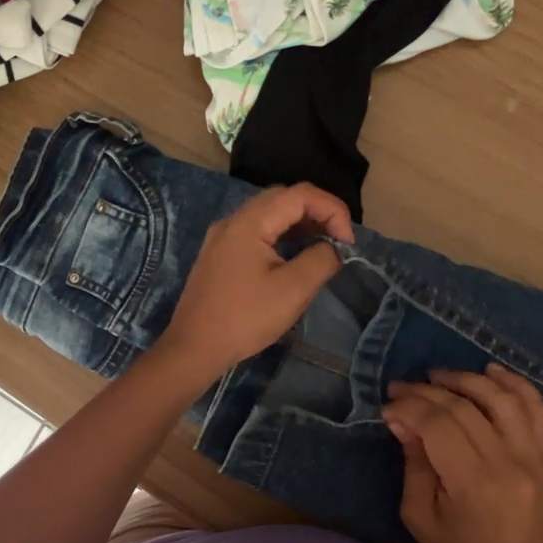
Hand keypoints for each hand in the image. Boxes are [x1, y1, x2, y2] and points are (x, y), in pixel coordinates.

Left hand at [157, 184, 354, 381]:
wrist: (194, 347)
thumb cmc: (245, 318)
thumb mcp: (293, 289)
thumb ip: (321, 259)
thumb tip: (332, 247)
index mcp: (248, 222)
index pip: (299, 195)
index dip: (331, 210)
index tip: (347, 242)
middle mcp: (231, 222)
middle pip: (281, 199)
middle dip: (316, 213)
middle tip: (337, 241)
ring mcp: (220, 239)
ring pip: (267, 216)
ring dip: (298, 225)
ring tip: (321, 247)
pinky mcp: (217, 256)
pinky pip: (253, 234)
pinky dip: (279, 237)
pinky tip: (292, 257)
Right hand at [382, 365, 542, 542]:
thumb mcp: (421, 518)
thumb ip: (414, 466)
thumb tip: (402, 423)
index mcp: (472, 481)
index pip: (437, 424)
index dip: (408, 408)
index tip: (386, 408)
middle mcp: (506, 460)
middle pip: (463, 407)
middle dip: (425, 392)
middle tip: (399, 389)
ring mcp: (531, 454)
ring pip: (500, 398)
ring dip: (466, 379)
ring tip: (437, 376)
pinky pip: (535, 408)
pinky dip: (514, 384)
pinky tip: (490, 372)